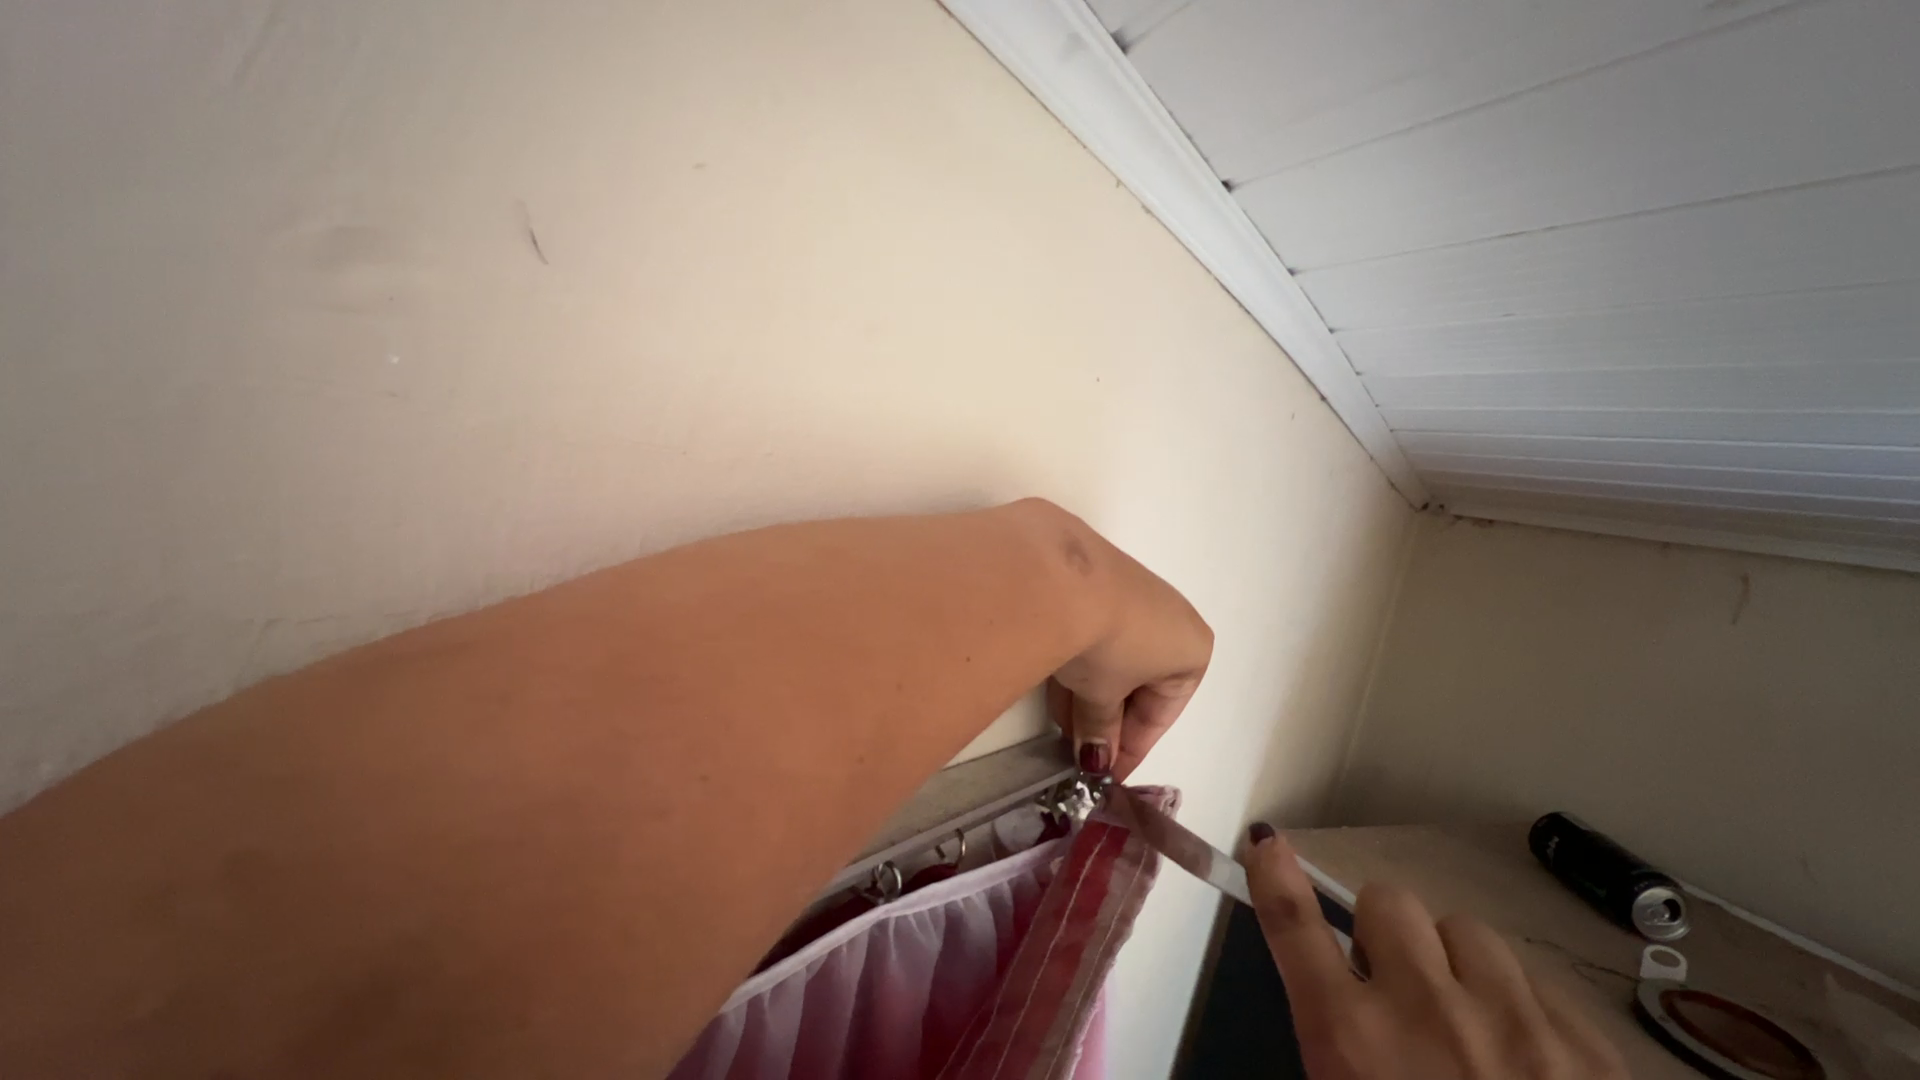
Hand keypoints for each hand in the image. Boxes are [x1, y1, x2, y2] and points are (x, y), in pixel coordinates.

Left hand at [1037, 508, 1211, 779]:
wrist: (1062, 577)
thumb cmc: (1105, 643)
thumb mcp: (1103, 696)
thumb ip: (1101, 729)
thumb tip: (1095, 761)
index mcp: (1192, 649)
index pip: (1161, 714)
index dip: (1130, 749)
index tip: (1105, 775)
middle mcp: (1171, 619)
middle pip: (1138, 685)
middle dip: (1105, 721)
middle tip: (1078, 752)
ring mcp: (1133, 594)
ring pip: (1114, 659)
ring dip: (1087, 694)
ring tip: (1060, 724)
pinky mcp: (1096, 580)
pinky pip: (1094, 632)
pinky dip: (1077, 661)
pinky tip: (1052, 683)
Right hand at [1243, 827, 1629, 1079]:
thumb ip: (1337, 1041)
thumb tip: (1345, 990)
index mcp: (1350, 1039)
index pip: (1294, 925)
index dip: (1275, 875)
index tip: (1266, 844)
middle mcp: (1425, 1009)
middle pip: (1389, 902)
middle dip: (1387, 935)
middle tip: (1397, 985)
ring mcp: (1515, 1022)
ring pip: (1466, 930)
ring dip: (1456, 963)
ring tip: (1471, 1022)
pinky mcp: (1591, 1047)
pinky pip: (1536, 980)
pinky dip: (1520, 1003)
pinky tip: (1529, 1059)